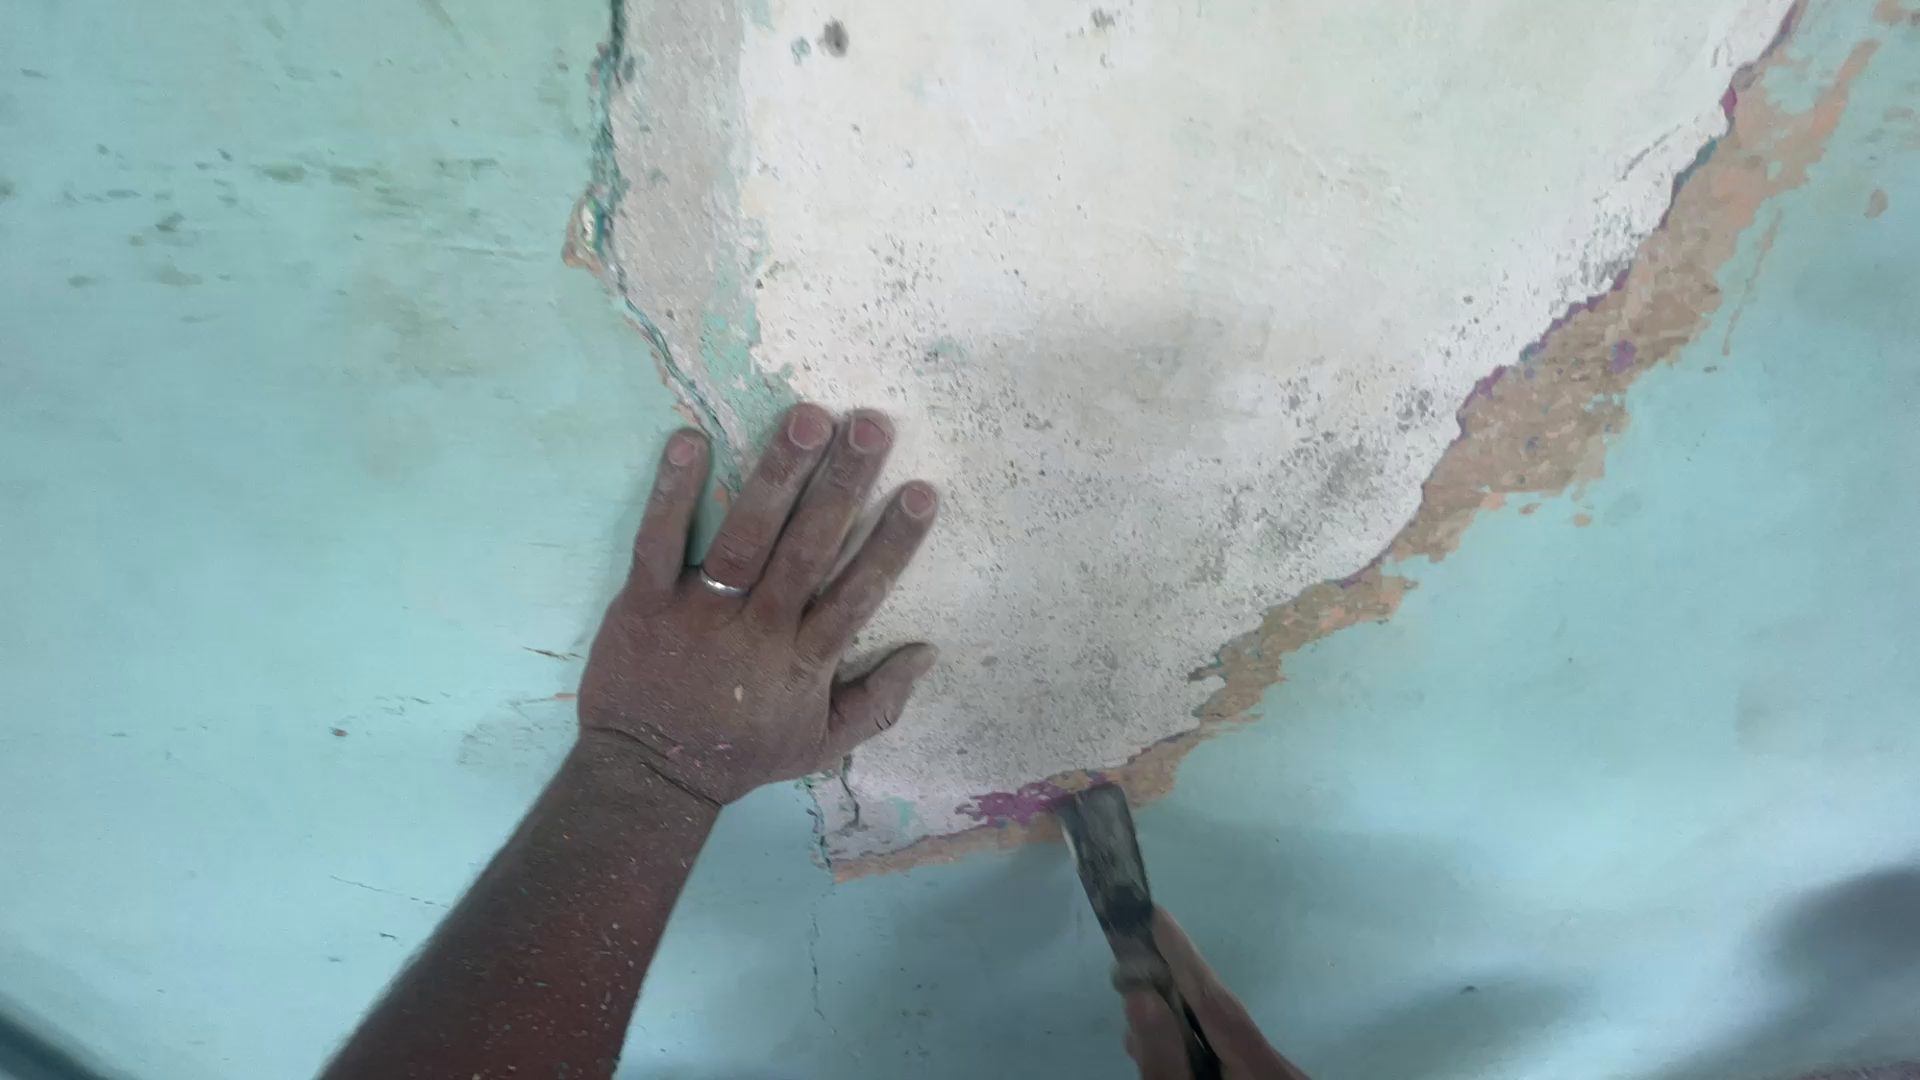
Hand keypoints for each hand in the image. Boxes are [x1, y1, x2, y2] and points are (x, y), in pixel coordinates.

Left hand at [577, 402, 938, 805]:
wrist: (647, 775)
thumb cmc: (743, 752)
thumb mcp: (824, 745)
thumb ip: (880, 703)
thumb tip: (929, 652)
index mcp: (805, 660)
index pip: (859, 593)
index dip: (892, 543)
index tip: (921, 494)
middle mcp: (759, 627)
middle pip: (809, 548)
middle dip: (843, 485)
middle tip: (870, 426)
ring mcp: (699, 611)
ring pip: (745, 535)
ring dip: (777, 474)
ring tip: (806, 417)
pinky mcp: (643, 602)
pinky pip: (658, 541)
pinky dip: (672, 492)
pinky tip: (691, 440)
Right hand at [1124, 910, 1311, 1079]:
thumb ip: (1163, 1058)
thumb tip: (1139, 994)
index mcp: (1261, 1069)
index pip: (1215, 1000)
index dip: (1183, 956)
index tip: (1157, 914)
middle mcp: (1278, 1068)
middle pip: (1221, 1016)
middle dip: (1177, 984)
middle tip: (1133, 959)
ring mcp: (1276, 1077)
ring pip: (1225, 1036)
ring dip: (1181, 1018)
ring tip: (1139, 1008)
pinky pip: (1230, 1054)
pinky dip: (1196, 1045)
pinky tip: (1168, 1051)